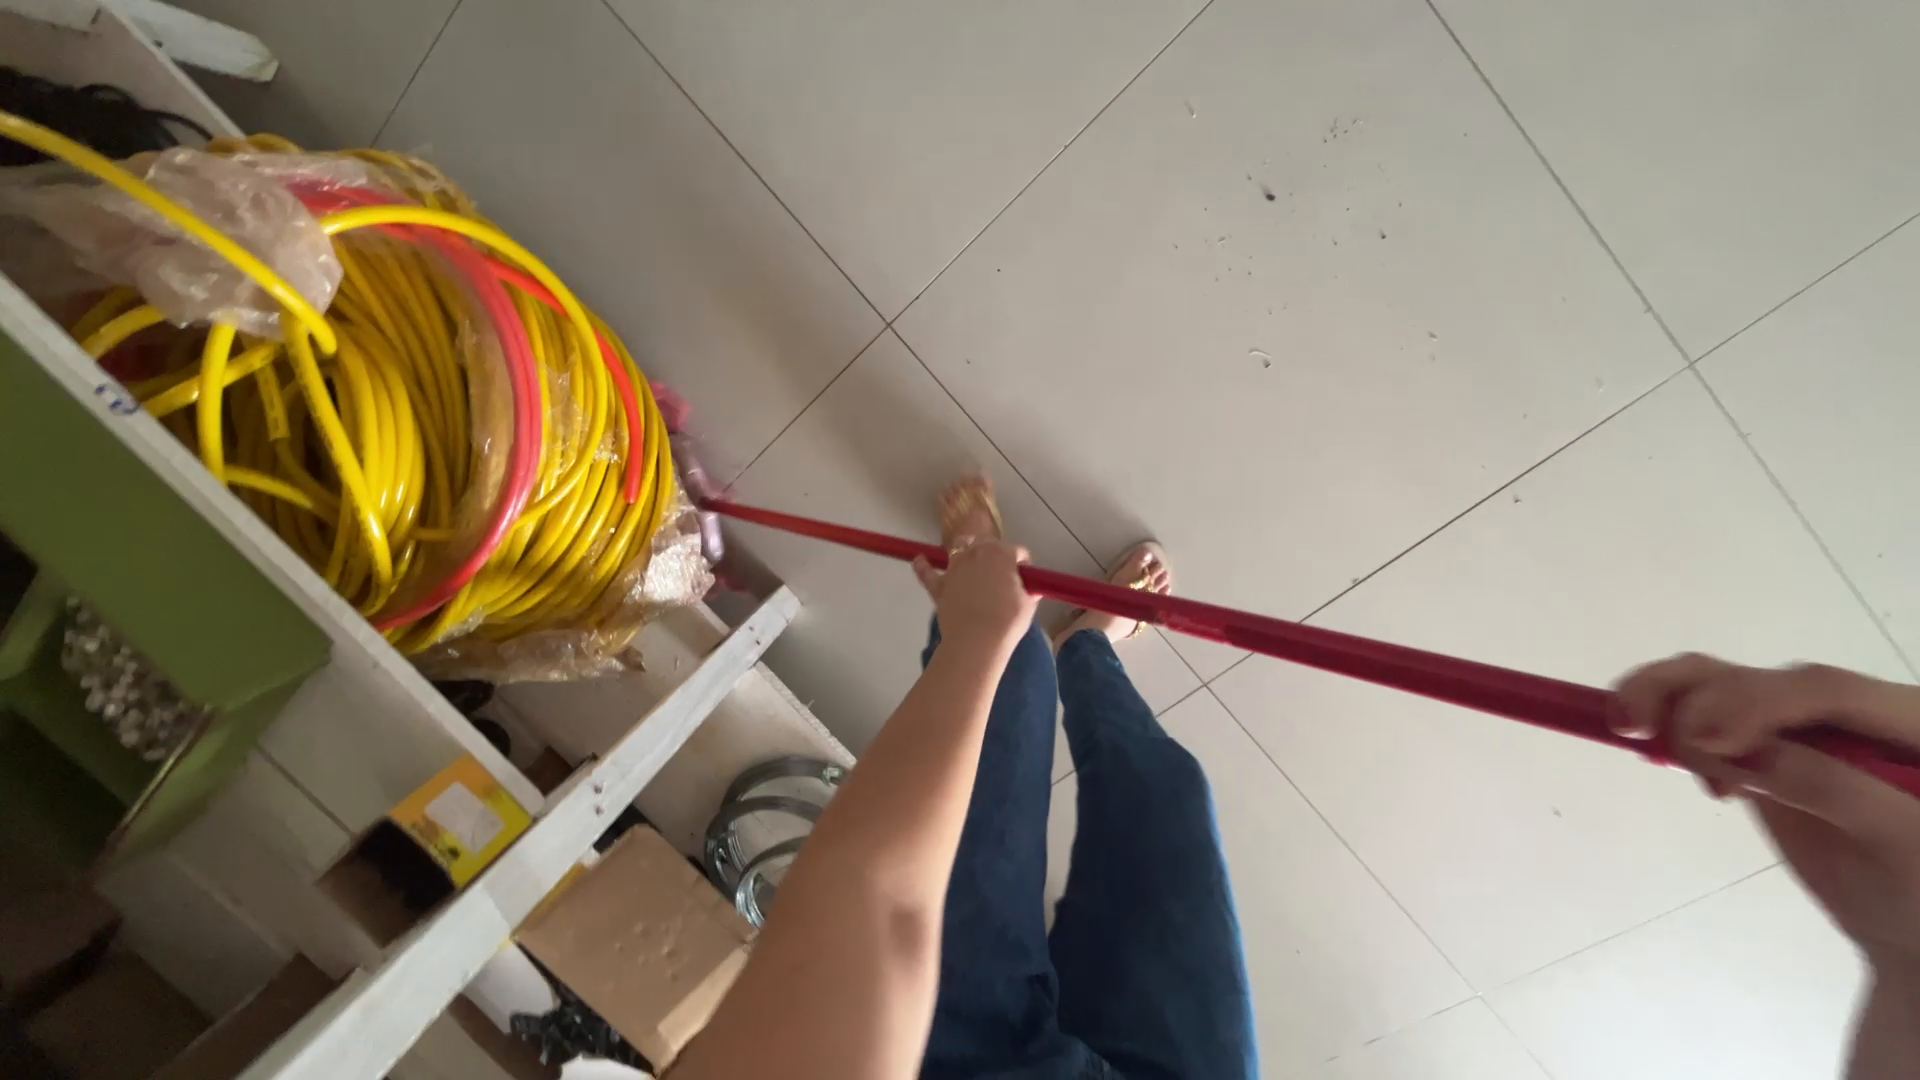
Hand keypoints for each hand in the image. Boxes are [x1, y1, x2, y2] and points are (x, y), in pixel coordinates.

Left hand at [913, 539, 1036, 655]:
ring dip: (966, 550)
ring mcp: (954, 567)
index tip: (1025, 577)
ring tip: (971, 561)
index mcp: (1001, 554)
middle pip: (987, 543)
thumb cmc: (1008, 621)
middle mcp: (976, 553)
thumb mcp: (1028, 603)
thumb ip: (1028, 590)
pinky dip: (923, 565)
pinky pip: (927, 572)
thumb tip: (1030, 589)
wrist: (977, 640)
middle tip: (1002, 573)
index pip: (1018, 552)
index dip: (1023, 564)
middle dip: (996, 553)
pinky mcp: (939, 585)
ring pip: (959, 547)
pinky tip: (919, 559)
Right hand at [1612, 655, 1919, 964]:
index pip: (1822, 689)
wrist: (1908, 924)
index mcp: (1907, 720)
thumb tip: (1736, 752)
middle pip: (1753, 676)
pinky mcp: (1753, 742)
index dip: (1754, 703)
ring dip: (1659, 697)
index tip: (1703, 745)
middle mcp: (1847, 710)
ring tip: (1628, 729)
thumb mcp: (1901, 839)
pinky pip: (1694, 708)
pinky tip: (1660, 756)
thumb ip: (1832, 788)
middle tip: (1636, 729)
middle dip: (1689, 696)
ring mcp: (1795, 725)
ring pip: (1712, 681)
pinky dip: (1661, 719)